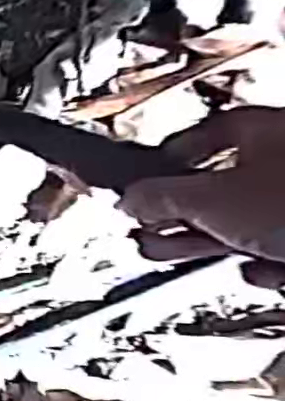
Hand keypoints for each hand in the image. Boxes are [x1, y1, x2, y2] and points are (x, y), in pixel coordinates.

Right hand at [121, 106, 284, 287]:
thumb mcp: (198, 199)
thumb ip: (150, 197)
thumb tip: (130, 200)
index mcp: (274, 131)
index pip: (211, 130)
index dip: (170, 155)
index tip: (146, 178)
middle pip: (224, 183)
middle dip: (182, 214)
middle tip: (152, 231)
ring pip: (251, 219)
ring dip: (215, 243)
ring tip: (194, 255)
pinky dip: (271, 261)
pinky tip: (271, 270)